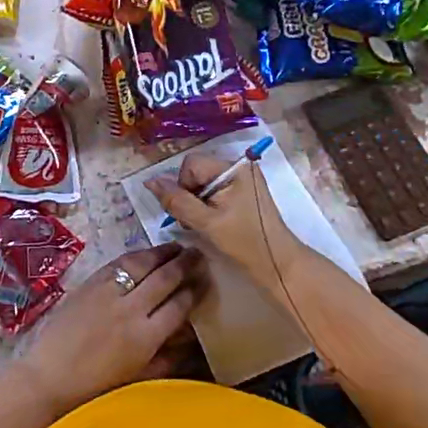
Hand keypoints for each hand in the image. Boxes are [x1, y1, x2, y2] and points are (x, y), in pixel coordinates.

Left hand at [4, 244, 200, 416]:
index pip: (179, 305)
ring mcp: (109, 292)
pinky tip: (147, 253)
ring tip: (177, 247)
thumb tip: (190, 338)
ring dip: (163, 252)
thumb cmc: (95, 387)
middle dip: (185, 264)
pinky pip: (119, 262)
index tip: (205, 280)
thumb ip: (167, 358)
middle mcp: (130, 309)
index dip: (194, 290)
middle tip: (198, 255)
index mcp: (145, 337)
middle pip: (165, 278)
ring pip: (143, 263)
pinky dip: (137, 255)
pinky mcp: (90, 282)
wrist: (48, 377)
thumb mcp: (138, 379)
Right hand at [147, 154, 311, 296]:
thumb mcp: (206, 223)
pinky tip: (213, 223)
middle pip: (196, 171)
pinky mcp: (243, 191)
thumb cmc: (244, 242)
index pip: (191, 164)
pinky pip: (214, 189)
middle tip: (195, 221)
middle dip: (189, 195)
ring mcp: (242, 178)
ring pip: (202, 182)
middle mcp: (238, 165)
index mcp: (234, 167)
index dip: (183, 187)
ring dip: (196, 202)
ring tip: (204, 224)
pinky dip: (207, 205)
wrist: (278, 263)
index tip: (190, 212)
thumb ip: (177, 201)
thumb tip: (150, 182)